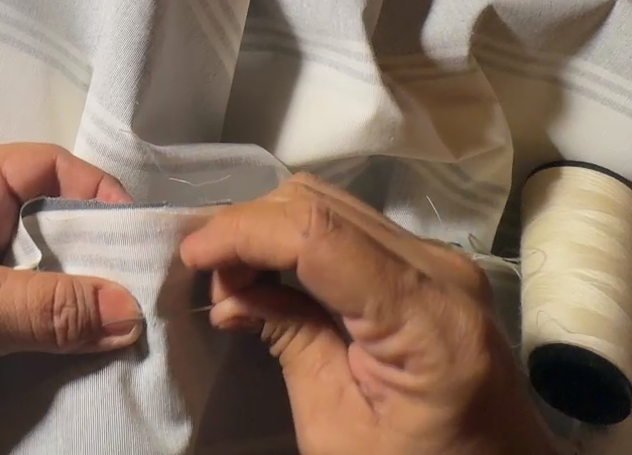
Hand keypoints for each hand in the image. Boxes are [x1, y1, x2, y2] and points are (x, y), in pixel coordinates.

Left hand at [0, 143, 145, 424]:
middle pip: (57, 209)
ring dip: (89, 281)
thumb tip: (132, 309)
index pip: (49, 166)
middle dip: (102, 243)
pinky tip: (99, 332)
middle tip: (151, 283)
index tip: (141, 237)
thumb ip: (49, 308)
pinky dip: (69, 308)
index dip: (98, 191)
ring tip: (137, 311)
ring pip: (52, 253)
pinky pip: (39, 289)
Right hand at [180, 174, 553, 454]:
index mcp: (427, 321)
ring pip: (324, 200)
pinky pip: (344, 220)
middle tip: (216, 283)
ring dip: (267, 228)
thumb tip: (227, 291)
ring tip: (238, 281)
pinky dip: (293, 235)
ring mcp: (440, 260)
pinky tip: (272, 273)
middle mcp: (440, 270)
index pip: (315, 232)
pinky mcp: (430, 263)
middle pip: (315, 203)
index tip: (191, 257)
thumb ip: (287, 340)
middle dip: (247, 229)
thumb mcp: (338, 430)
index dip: (242, 231)